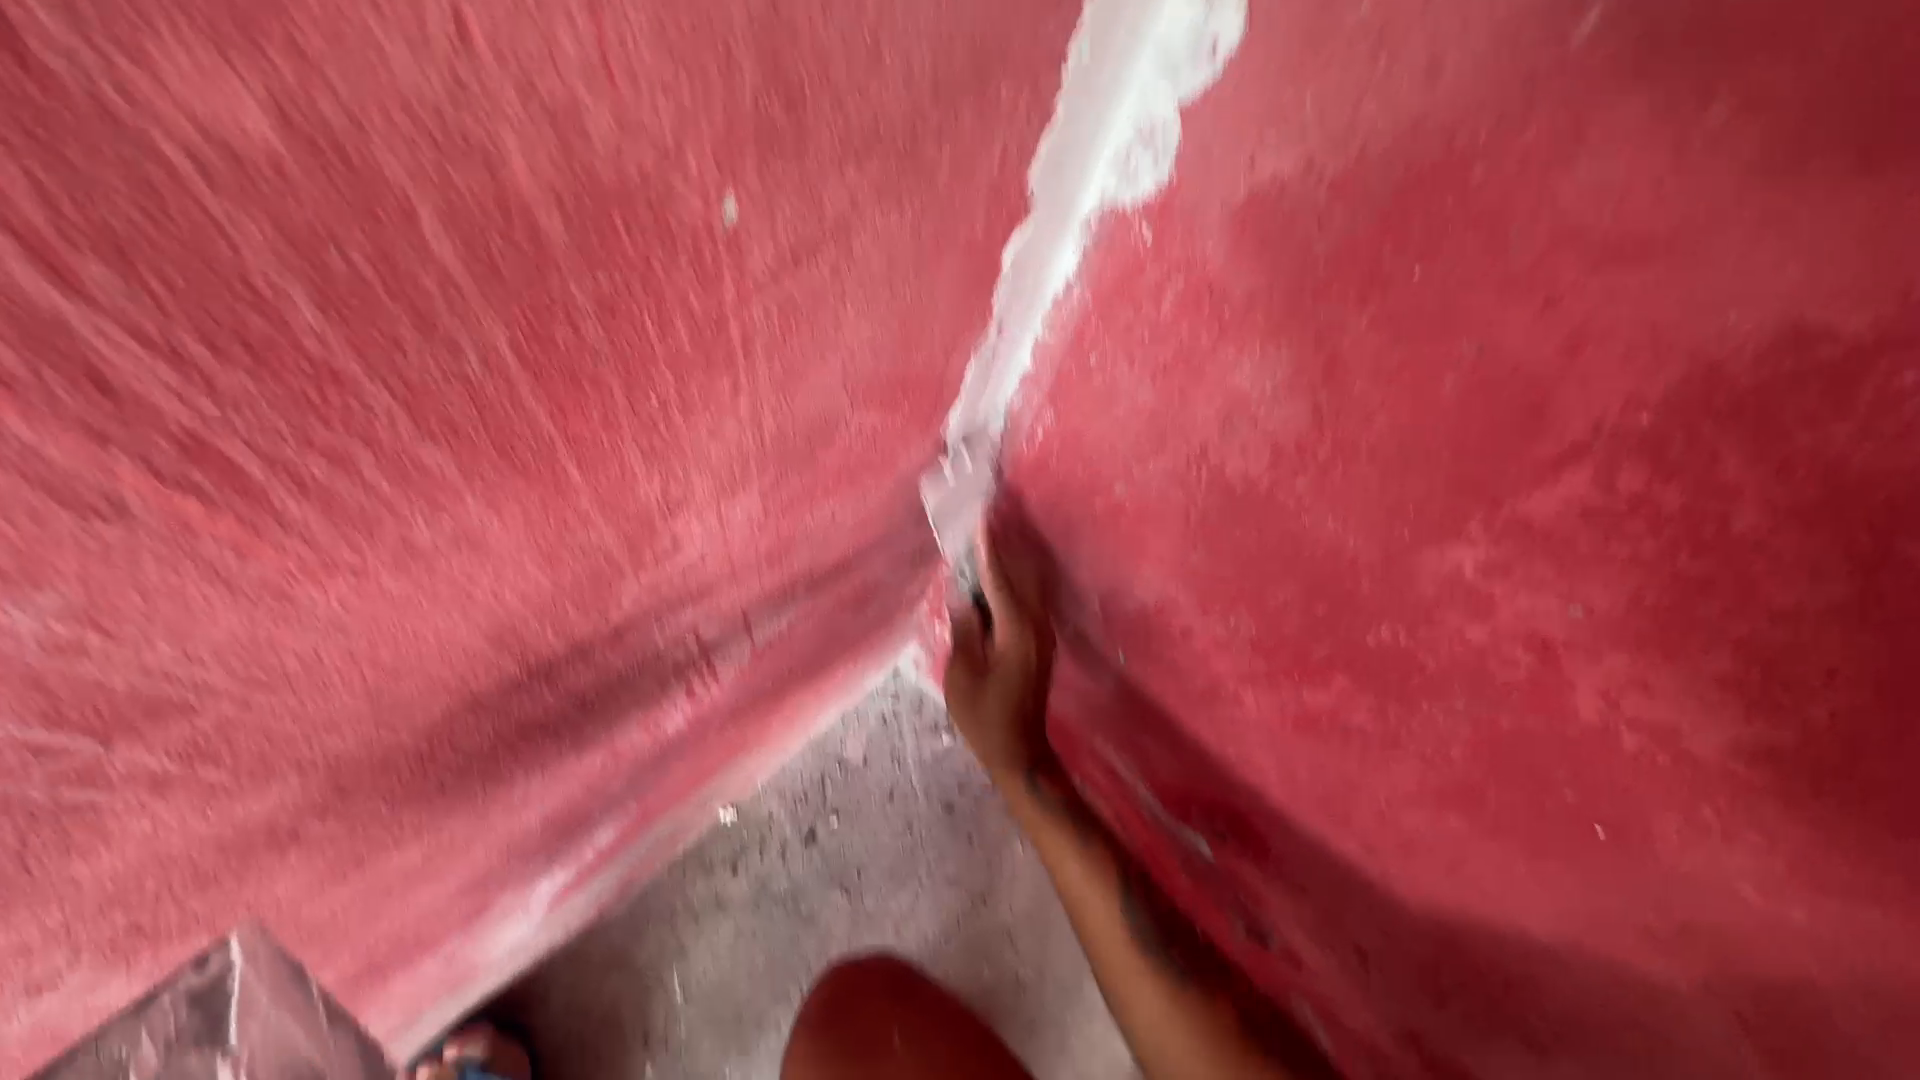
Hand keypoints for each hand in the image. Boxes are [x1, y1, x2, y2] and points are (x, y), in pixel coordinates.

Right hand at [943, 522, 1055, 781]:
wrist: (1018, 750)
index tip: (979, 518)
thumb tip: (964, 596)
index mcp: (1016, 631)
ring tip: (984, 541)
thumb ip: (965, 630)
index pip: (999, 578)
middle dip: (1000, 547)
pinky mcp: (1039, 642)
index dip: (986, 548)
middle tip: (980, 520)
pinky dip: (1010, 583)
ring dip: (1006, 563)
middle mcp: (1036, 625)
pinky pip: (1026, 600)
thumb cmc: (984, 717)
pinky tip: (993, 579)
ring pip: (1026, 585)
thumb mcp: (962, 675)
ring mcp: (1042, 633)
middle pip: (1019, 575)